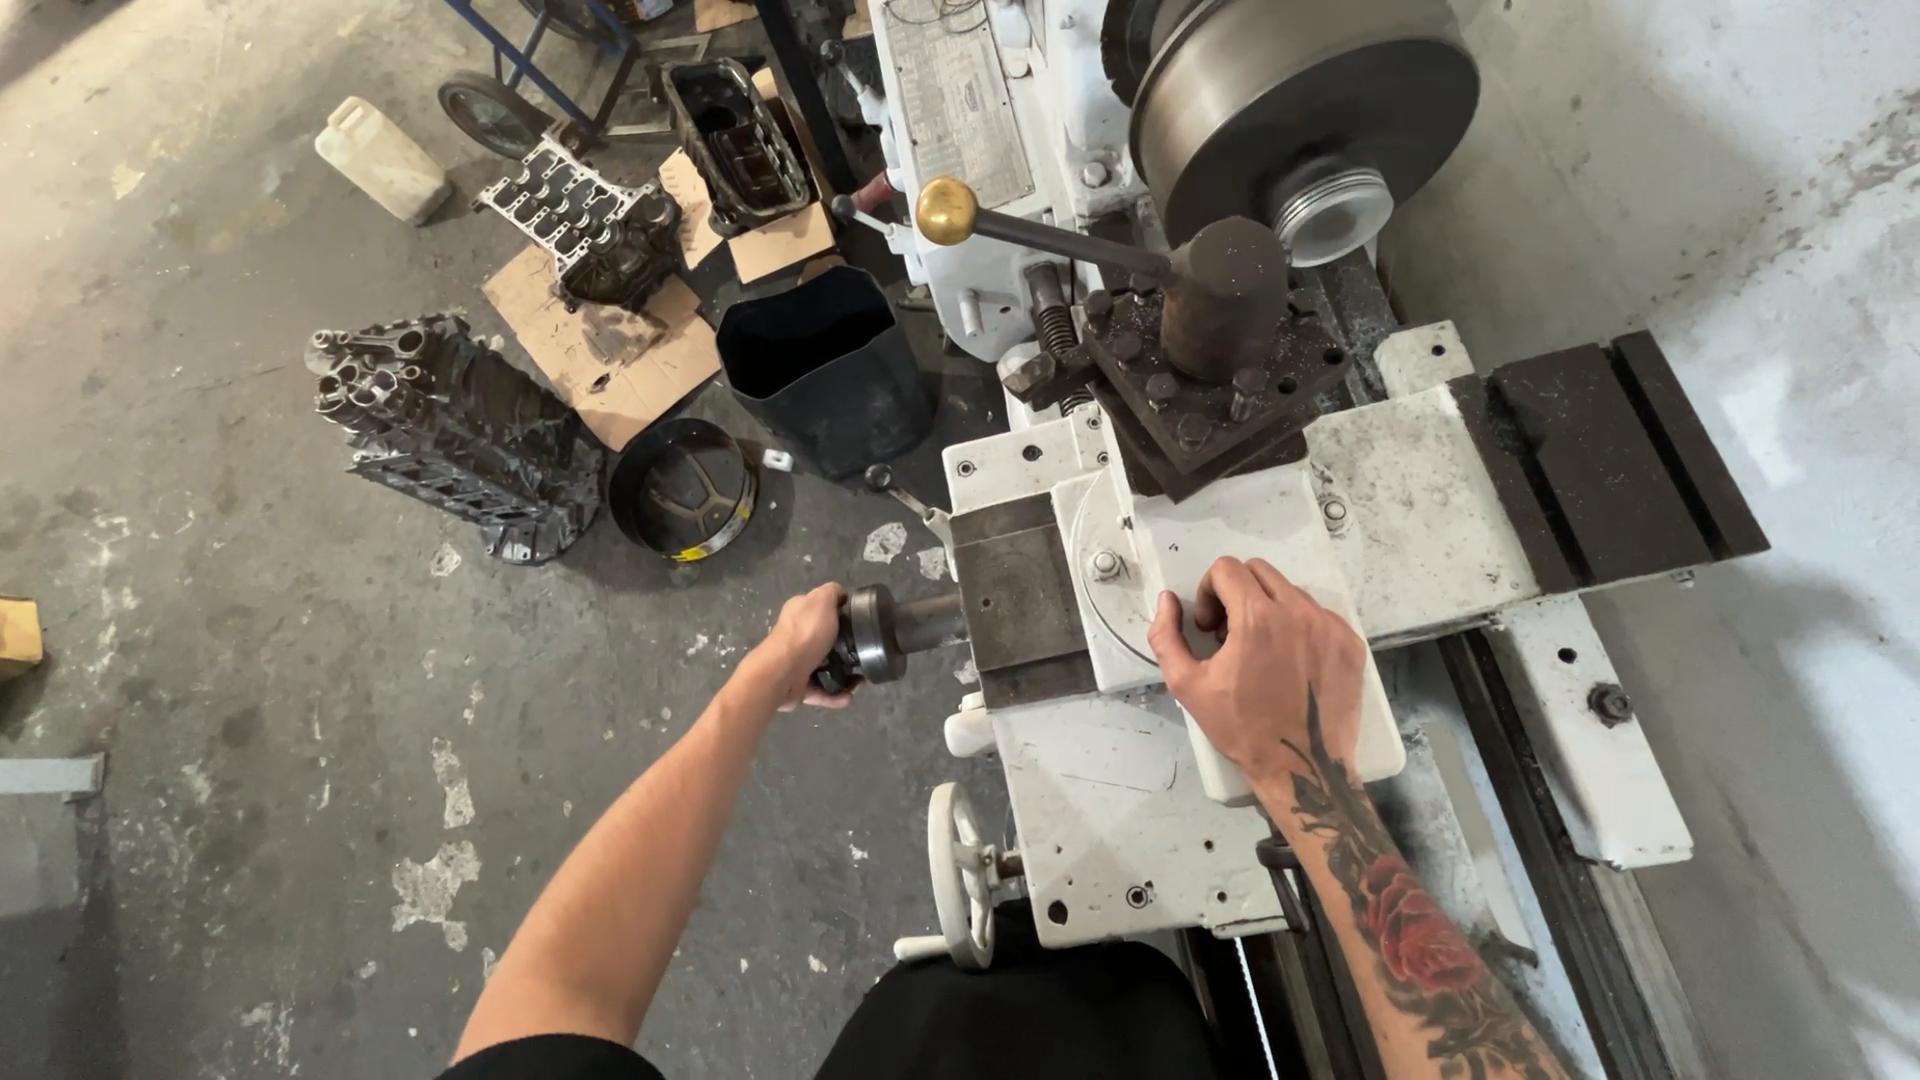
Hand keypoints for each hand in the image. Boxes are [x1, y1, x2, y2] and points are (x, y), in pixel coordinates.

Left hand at [751, 583, 856, 710]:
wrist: (781, 673)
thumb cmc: (805, 634)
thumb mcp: (821, 601)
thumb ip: (832, 592)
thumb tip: (841, 594)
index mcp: (801, 613)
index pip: (824, 610)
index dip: (842, 614)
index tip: (860, 624)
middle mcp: (798, 636)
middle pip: (828, 641)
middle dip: (847, 649)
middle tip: (864, 655)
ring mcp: (797, 662)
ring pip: (826, 668)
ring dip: (845, 675)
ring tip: (860, 682)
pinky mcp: (798, 685)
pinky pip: (822, 690)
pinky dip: (835, 695)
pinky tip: (848, 697)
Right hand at [1147, 557, 1366, 784]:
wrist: (1302, 767)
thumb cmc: (1240, 727)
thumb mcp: (1186, 684)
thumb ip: (1166, 636)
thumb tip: (1167, 600)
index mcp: (1257, 618)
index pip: (1227, 569)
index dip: (1208, 592)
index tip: (1209, 627)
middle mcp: (1299, 612)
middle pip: (1259, 570)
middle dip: (1236, 592)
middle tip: (1230, 633)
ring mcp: (1330, 626)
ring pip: (1289, 591)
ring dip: (1267, 607)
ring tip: (1261, 649)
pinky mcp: (1350, 643)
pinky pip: (1318, 613)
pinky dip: (1297, 625)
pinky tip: (1289, 660)